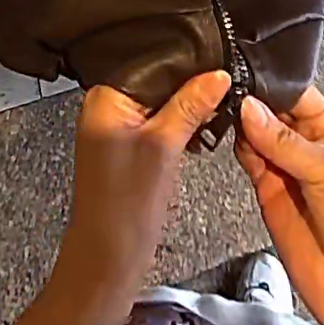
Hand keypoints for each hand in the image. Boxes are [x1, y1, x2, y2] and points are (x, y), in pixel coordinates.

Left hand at [0, 70, 231, 324]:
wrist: (106, 264)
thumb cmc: (124, 210)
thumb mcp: (164, 148)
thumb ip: (191, 105)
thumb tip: (217, 74)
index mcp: (105, 96)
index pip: (150, 59)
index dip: (184, 60)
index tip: (215, 61)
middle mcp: (105, 104)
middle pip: (155, 78)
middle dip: (186, 83)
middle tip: (219, 88)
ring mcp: (114, 126)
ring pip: (157, 99)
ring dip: (184, 104)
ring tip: (211, 110)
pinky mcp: (124, 145)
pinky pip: (154, 119)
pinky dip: (175, 122)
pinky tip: (195, 129)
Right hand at [235, 87, 323, 324]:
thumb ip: (285, 140)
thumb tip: (250, 108)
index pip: (293, 90)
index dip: (271, 82)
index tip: (248, 76)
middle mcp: (304, 141)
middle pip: (268, 106)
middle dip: (251, 100)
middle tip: (236, 99)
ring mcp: (283, 163)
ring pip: (252, 128)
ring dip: (240, 121)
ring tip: (233, 119)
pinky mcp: (266, 185)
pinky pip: (245, 155)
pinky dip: (236, 146)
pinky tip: (236, 142)